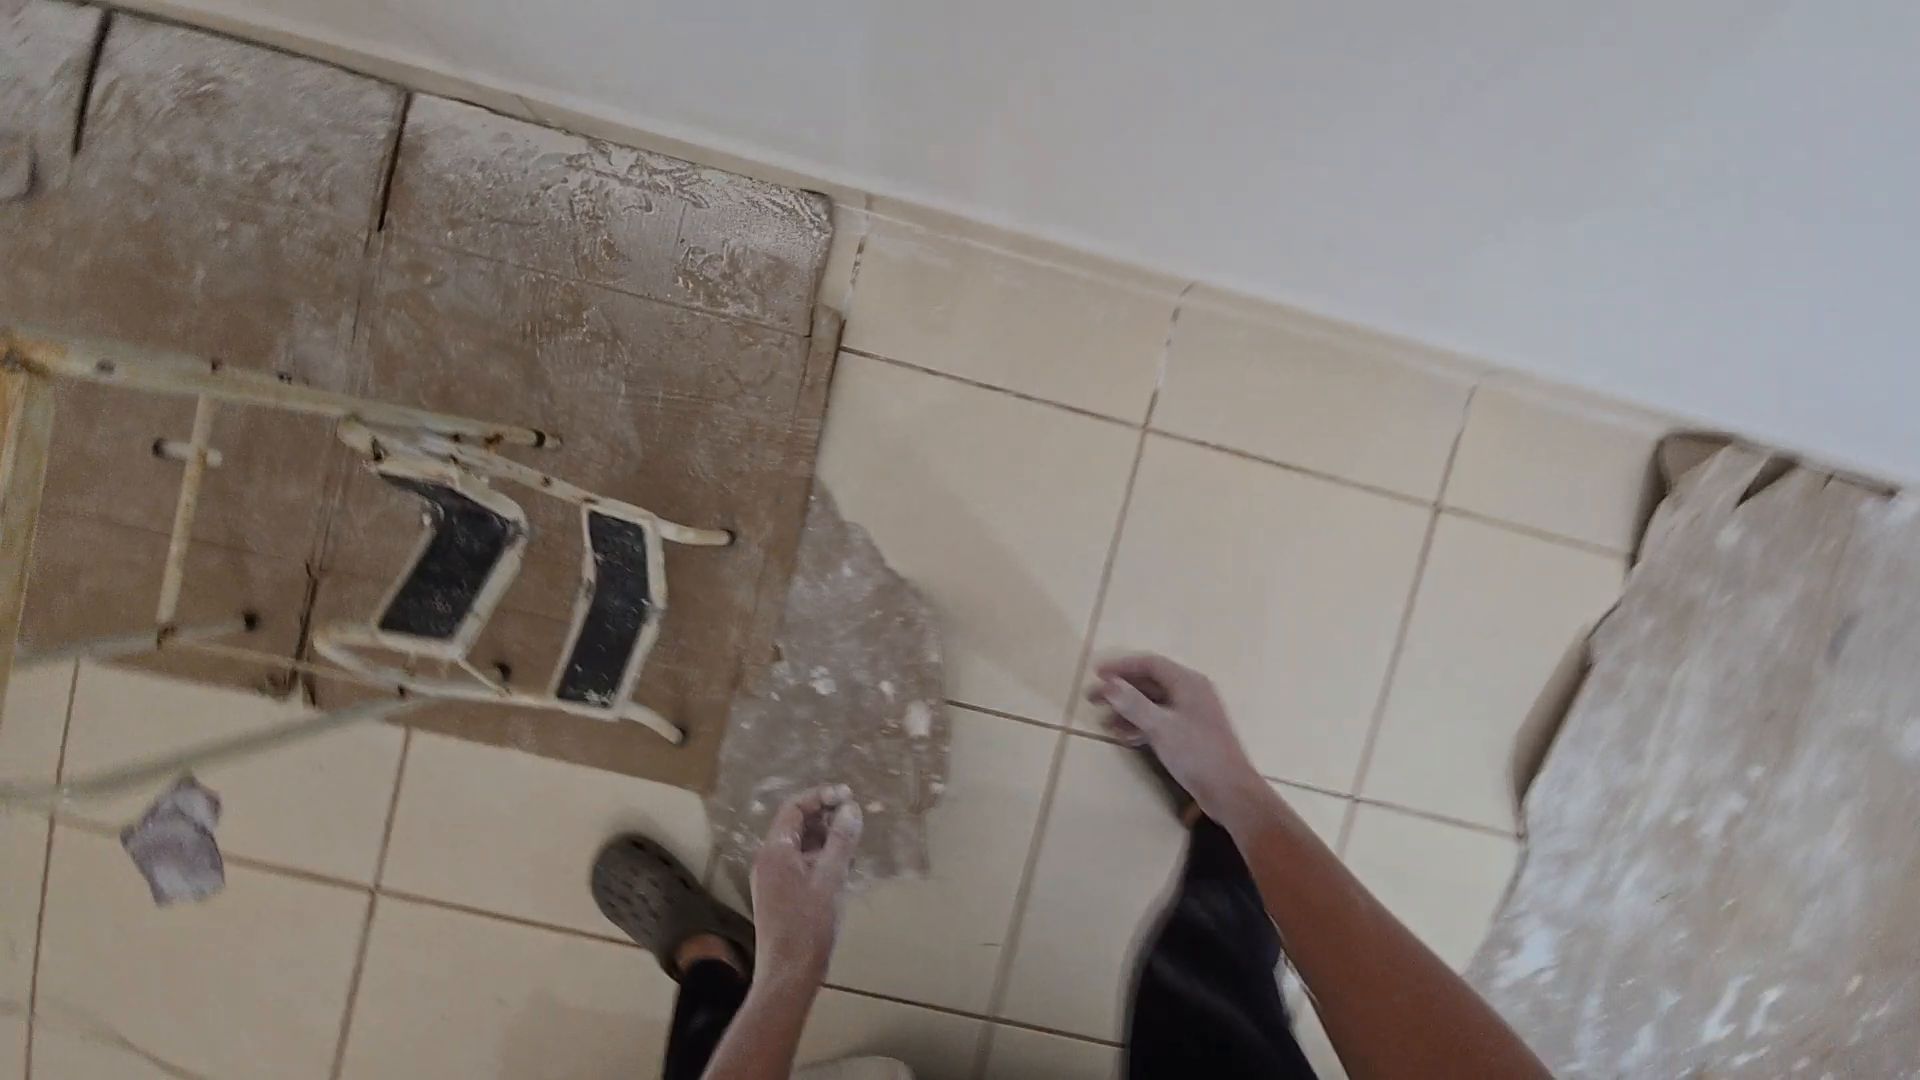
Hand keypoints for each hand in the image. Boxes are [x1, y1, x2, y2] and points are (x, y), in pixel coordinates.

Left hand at [749, 784, 863, 982]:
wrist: (788, 976)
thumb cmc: (808, 925)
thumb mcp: (831, 878)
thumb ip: (841, 840)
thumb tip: (850, 808)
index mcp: (775, 851)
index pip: (795, 808)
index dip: (821, 796)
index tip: (848, 796)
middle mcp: (769, 860)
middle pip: (797, 825)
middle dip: (827, 817)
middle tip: (855, 820)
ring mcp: (774, 879)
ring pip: (802, 845)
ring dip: (827, 839)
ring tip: (854, 845)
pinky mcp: (782, 895)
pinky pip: (803, 864)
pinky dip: (823, 859)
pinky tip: (844, 870)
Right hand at [1087, 653, 1269, 828]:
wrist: (1231, 793)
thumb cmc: (1197, 754)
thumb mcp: (1160, 727)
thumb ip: (1133, 703)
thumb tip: (1108, 683)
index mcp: (1188, 682)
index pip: (1149, 664)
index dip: (1120, 667)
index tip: (1096, 675)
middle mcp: (1190, 692)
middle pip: (1149, 682)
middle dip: (1120, 689)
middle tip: (1092, 699)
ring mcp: (1191, 713)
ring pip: (1152, 703)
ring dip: (1127, 709)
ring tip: (1103, 720)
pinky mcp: (1189, 733)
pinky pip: (1159, 720)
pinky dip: (1140, 724)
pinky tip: (1123, 735)